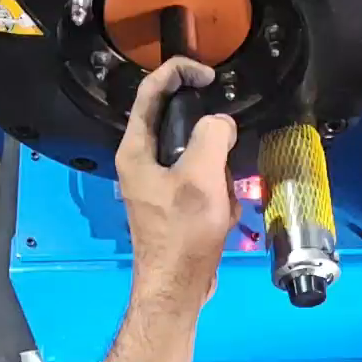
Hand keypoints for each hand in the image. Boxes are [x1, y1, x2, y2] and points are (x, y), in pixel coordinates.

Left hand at [115, 58, 238, 313]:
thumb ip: (211, 137)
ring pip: (199, 158)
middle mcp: (143, 163)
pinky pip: (204, 185)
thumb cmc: (182, 234)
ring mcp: (160, 186)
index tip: (209, 75)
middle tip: (225, 160)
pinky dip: (219, 197)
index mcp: (136, 150)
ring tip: (221, 201)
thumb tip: (220, 124)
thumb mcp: (201, 178)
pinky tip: (221, 218)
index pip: (151, 91)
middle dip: (211, 143)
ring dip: (219, 176)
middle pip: (181, 127)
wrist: (178, 288)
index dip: (179, 72)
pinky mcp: (177, 206)